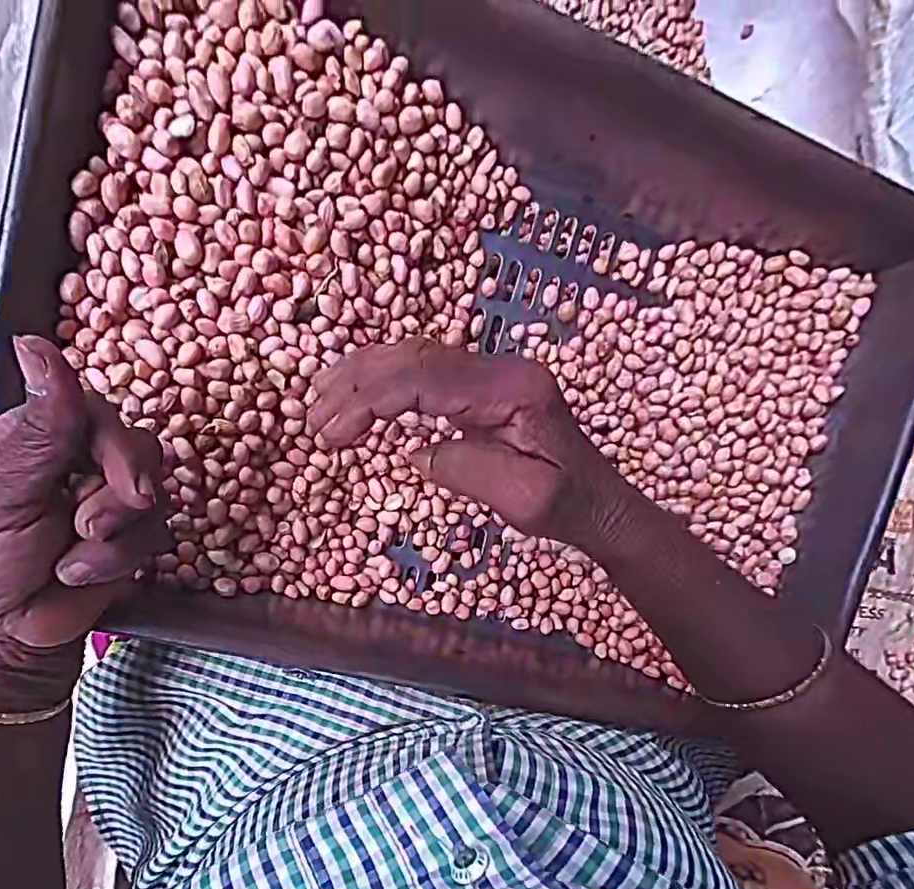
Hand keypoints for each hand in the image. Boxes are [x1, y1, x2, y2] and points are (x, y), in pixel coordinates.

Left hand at [0, 336, 169, 712]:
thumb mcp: (3, 493)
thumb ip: (42, 427)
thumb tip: (36, 344)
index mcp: (31, 440)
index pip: (95, 411)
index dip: (114, 442)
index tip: (117, 476)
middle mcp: (72, 467)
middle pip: (135, 448)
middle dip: (120, 490)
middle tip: (93, 524)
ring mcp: (102, 506)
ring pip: (151, 494)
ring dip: (116, 535)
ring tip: (71, 561)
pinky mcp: (124, 544)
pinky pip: (154, 534)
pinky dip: (120, 560)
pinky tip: (80, 577)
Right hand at [308, 339, 631, 545]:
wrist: (601, 502)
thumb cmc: (570, 507)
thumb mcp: (526, 502)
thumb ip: (468, 470)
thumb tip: (416, 450)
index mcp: (512, 391)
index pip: (424, 379)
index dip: (369, 401)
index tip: (330, 432)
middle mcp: (501, 371)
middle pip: (413, 358)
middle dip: (355, 385)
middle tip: (313, 418)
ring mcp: (492, 375)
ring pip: (414, 357)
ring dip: (362, 376)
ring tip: (320, 402)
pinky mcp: (483, 388)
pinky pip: (424, 372)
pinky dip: (383, 381)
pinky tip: (357, 393)